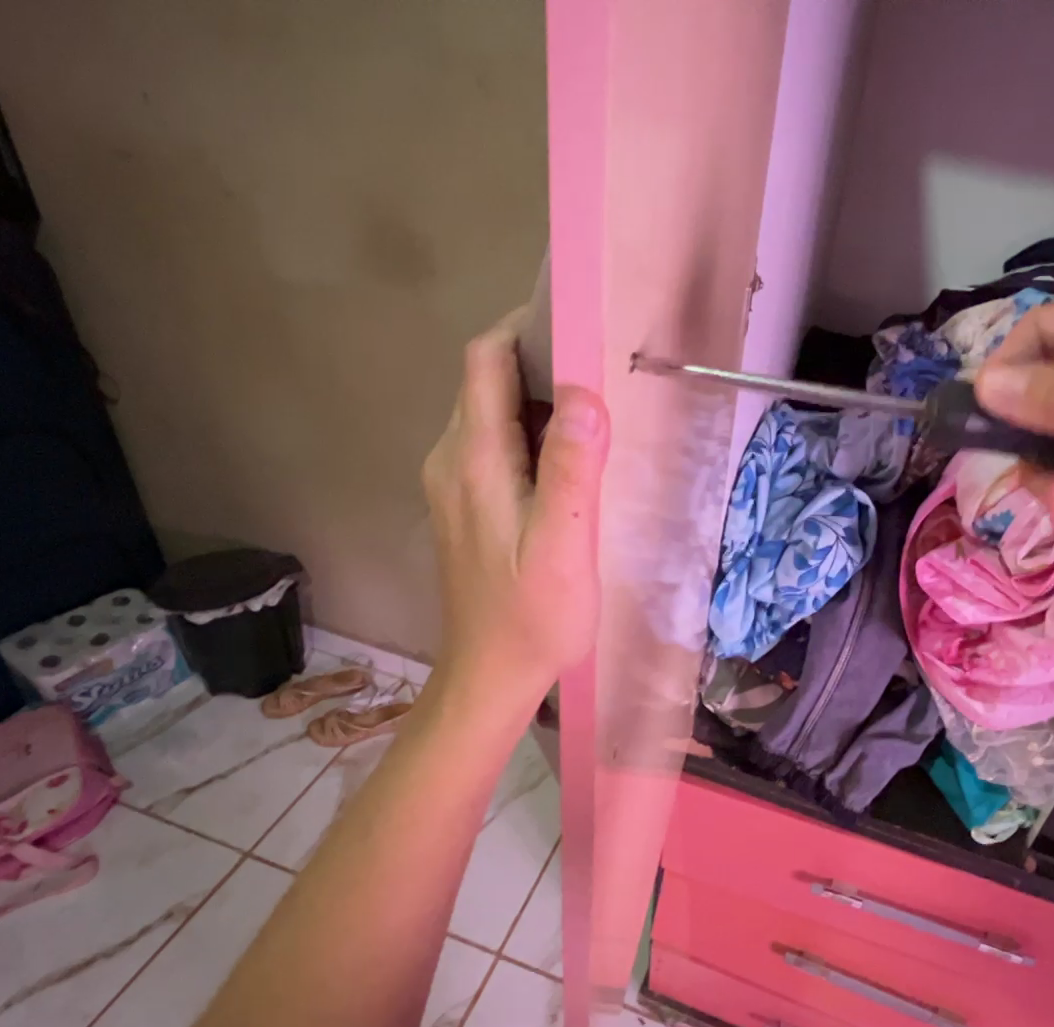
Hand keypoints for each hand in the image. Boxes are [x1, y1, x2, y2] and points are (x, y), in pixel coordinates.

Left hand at [421, 307, 609, 707]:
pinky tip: (569, 458)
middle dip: (540, 361)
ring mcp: (452, 481)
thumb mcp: (563, 546)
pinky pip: (493, 442)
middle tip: (603, 369)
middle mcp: (450, 458)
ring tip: (596, 411)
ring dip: (539, 399)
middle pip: (487, 380)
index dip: (526, 327)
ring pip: (492, 410)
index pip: (485, 360)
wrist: (489, 676)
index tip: (580, 322)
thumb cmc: (533, 617)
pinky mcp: (463, 501)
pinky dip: (530, 432)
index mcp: (473, 459)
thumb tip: (584, 393)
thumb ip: (571, 470)